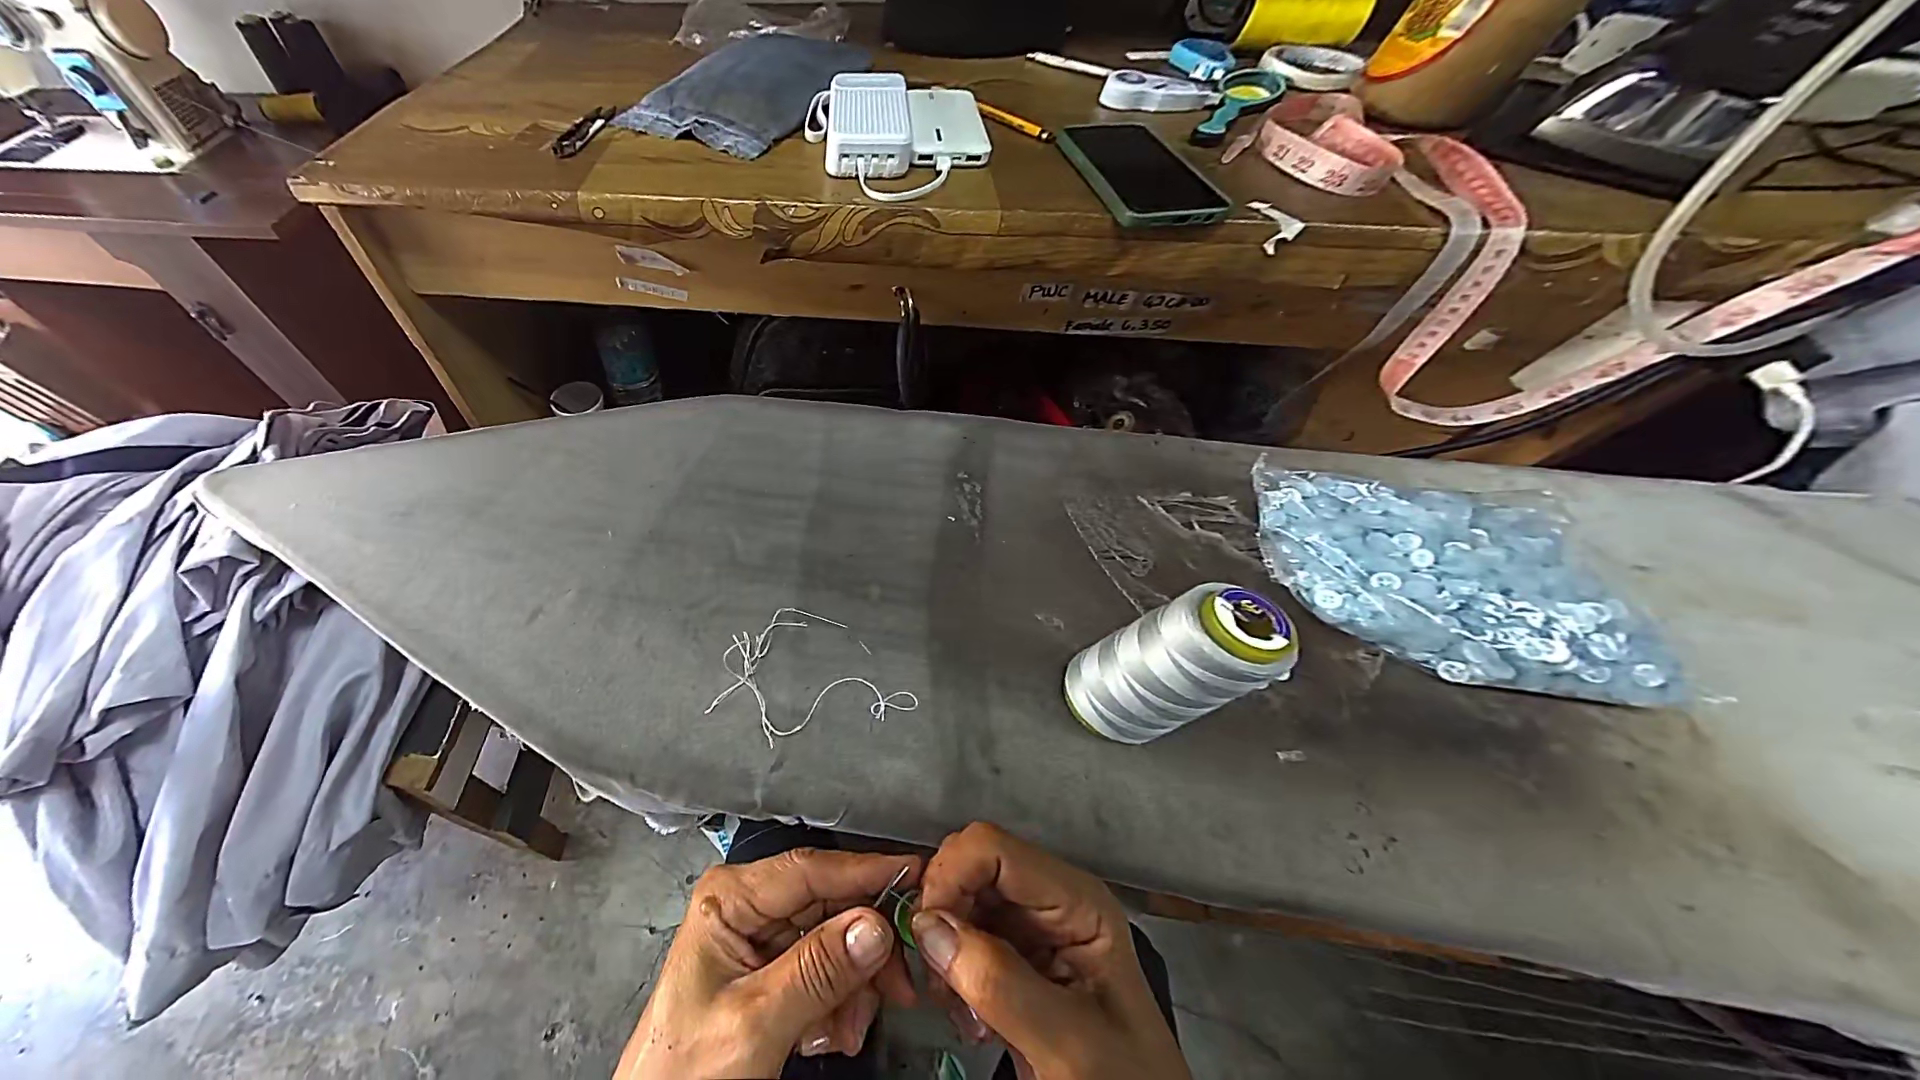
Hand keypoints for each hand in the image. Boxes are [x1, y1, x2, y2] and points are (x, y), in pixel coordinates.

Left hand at [615, 848, 920, 1079]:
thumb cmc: (683, 1073)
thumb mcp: (754, 1023)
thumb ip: (816, 971)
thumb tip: (874, 927)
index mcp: (731, 898)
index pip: (811, 869)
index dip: (867, 870)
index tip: (914, 873)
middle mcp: (752, 905)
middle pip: (834, 902)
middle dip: (866, 947)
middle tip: (898, 982)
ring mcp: (768, 935)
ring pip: (841, 935)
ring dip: (857, 983)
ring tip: (850, 1027)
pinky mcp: (781, 965)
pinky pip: (833, 964)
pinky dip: (845, 998)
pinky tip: (834, 1030)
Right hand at [912, 823, 1190, 1079]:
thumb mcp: (1069, 1042)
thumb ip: (1001, 982)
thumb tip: (930, 926)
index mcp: (1077, 899)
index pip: (993, 847)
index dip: (950, 878)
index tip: (927, 935)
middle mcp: (1052, 899)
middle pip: (970, 867)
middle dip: (942, 916)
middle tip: (942, 984)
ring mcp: (1032, 926)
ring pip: (959, 901)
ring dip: (943, 951)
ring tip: (963, 1013)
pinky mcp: (1015, 954)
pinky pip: (962, 938)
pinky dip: (950, 973)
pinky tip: (971, 1017)